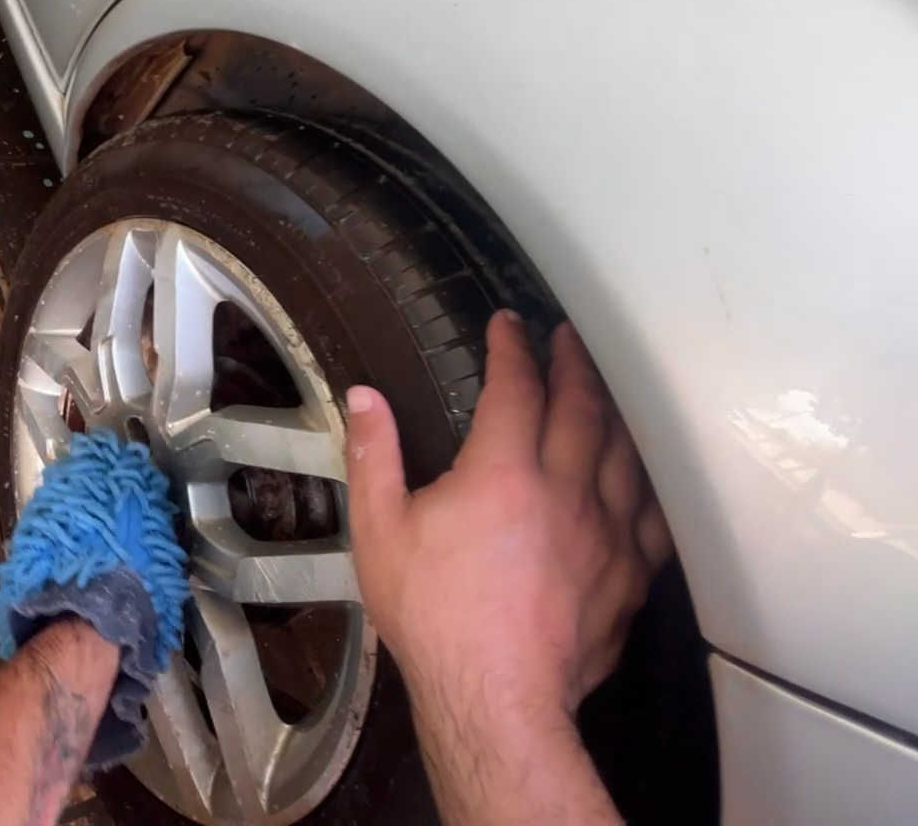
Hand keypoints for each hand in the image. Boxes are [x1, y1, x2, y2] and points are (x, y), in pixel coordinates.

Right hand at [345, 312, 672, 723]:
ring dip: (613, 410)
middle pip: (583, 410)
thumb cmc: (428, 605)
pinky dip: (642, 477)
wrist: (492, 692)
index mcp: (501, 474)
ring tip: (603, 386)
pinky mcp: (629, 575)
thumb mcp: (378, 523)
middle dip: (574, 365)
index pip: (516, 391)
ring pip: (624, 454)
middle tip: (566, 338)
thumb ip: (373, 453)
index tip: (508, 322)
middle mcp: (565, 493)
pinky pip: (650, 511)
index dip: (512, 350)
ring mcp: (607, 534)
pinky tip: (635, 473)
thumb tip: (362, 395)